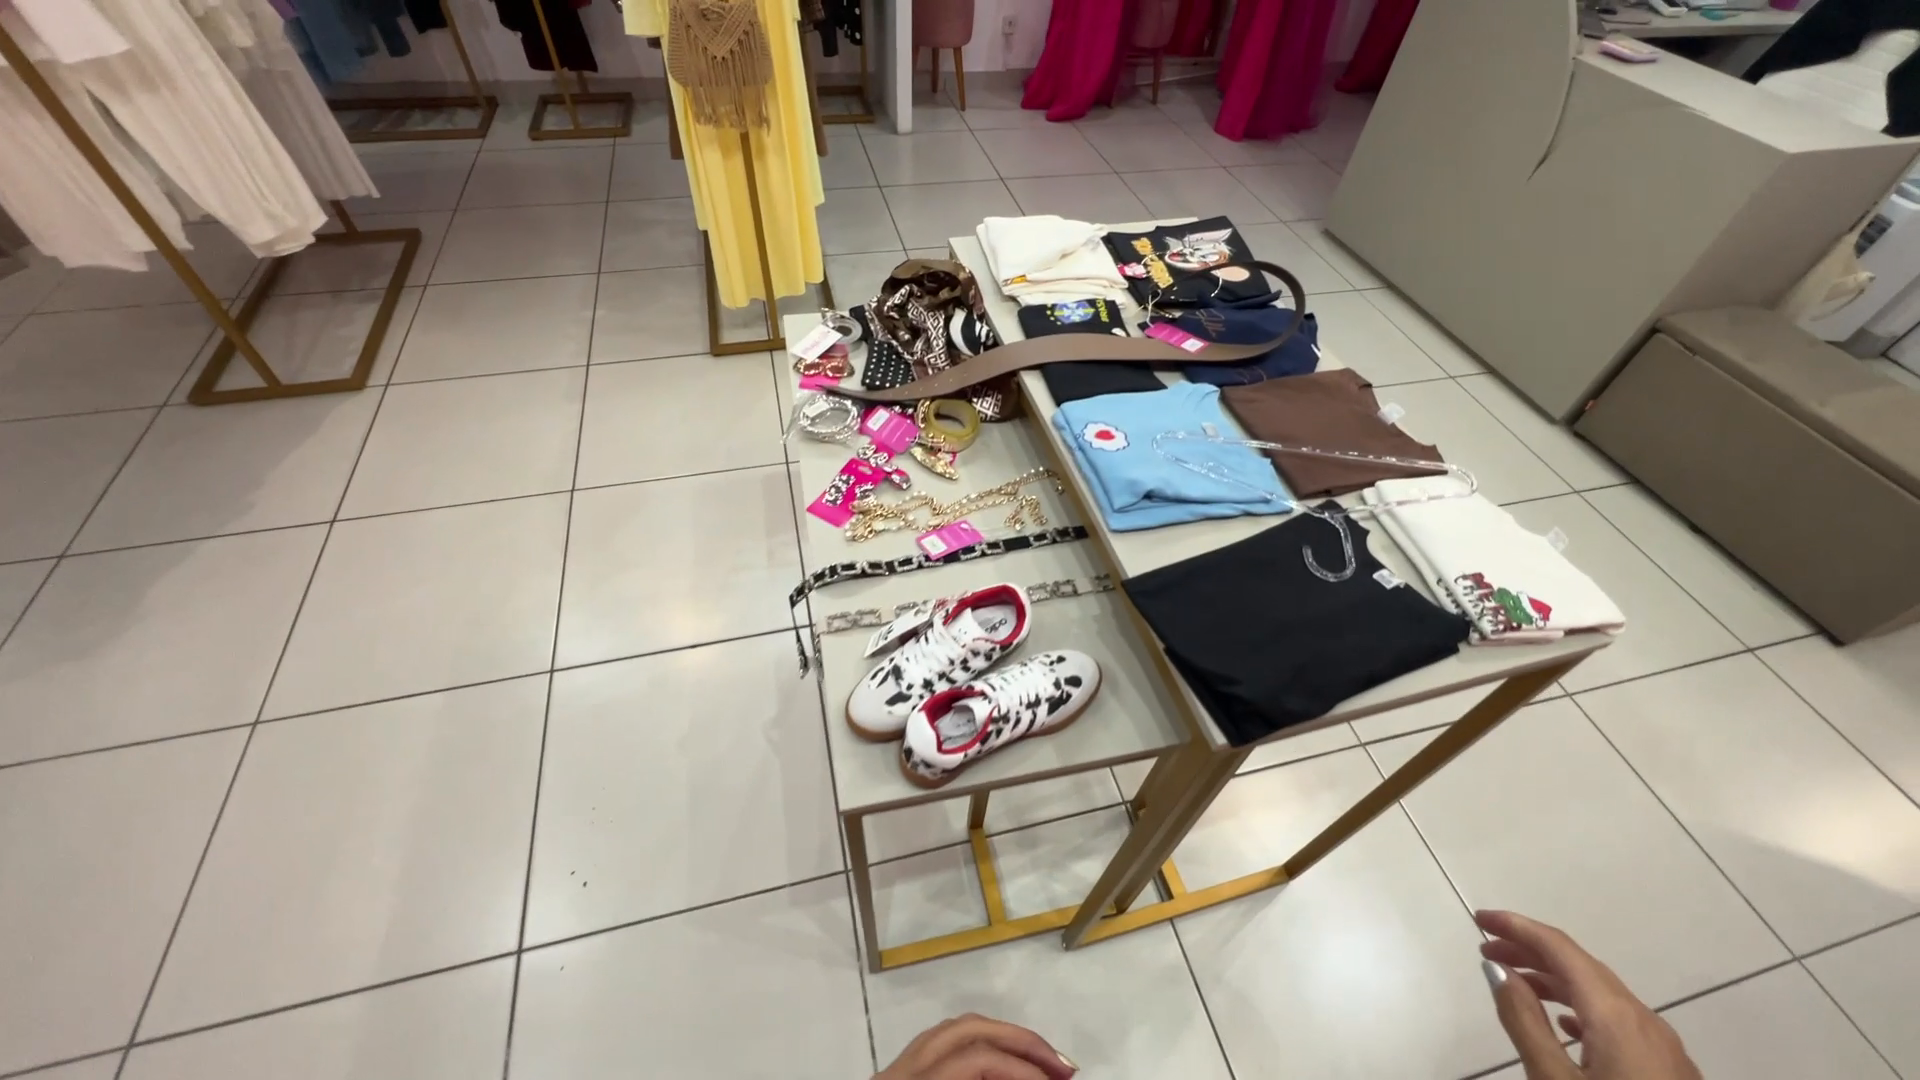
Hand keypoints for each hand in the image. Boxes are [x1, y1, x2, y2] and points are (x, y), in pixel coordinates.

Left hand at [875, 1014, 1077, 1079]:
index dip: (1025, 1071)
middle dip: (1021, 1043)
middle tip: (1065, 1067)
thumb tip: (1040, 1077)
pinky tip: (1002, 1061)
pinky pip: (941, 1043)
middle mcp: (901, 1067)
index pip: (978, 1059)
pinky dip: (978, 1045)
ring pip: (954, 1028)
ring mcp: (893, 1066)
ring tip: (1041, 1061)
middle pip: (968, 1029)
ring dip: (1002, 1038)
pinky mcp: (896, 1072)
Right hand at [1478, 909, 1701, 1079]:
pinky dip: (1580, 1006)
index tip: (1478, 920)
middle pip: (1580, 965)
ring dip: (1554, 979)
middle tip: (1486, 951)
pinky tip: (1565, 1024)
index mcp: (1614, 1015)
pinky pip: (1619, 1019)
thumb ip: (1523, 1019)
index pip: (1559, 948)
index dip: (1517, 926)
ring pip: (1601, 992)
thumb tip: (1499, 970)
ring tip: (1515, 983)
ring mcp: (1664, 1048)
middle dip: (1530, 950)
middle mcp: (1644, 1020)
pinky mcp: (1671, 1072)